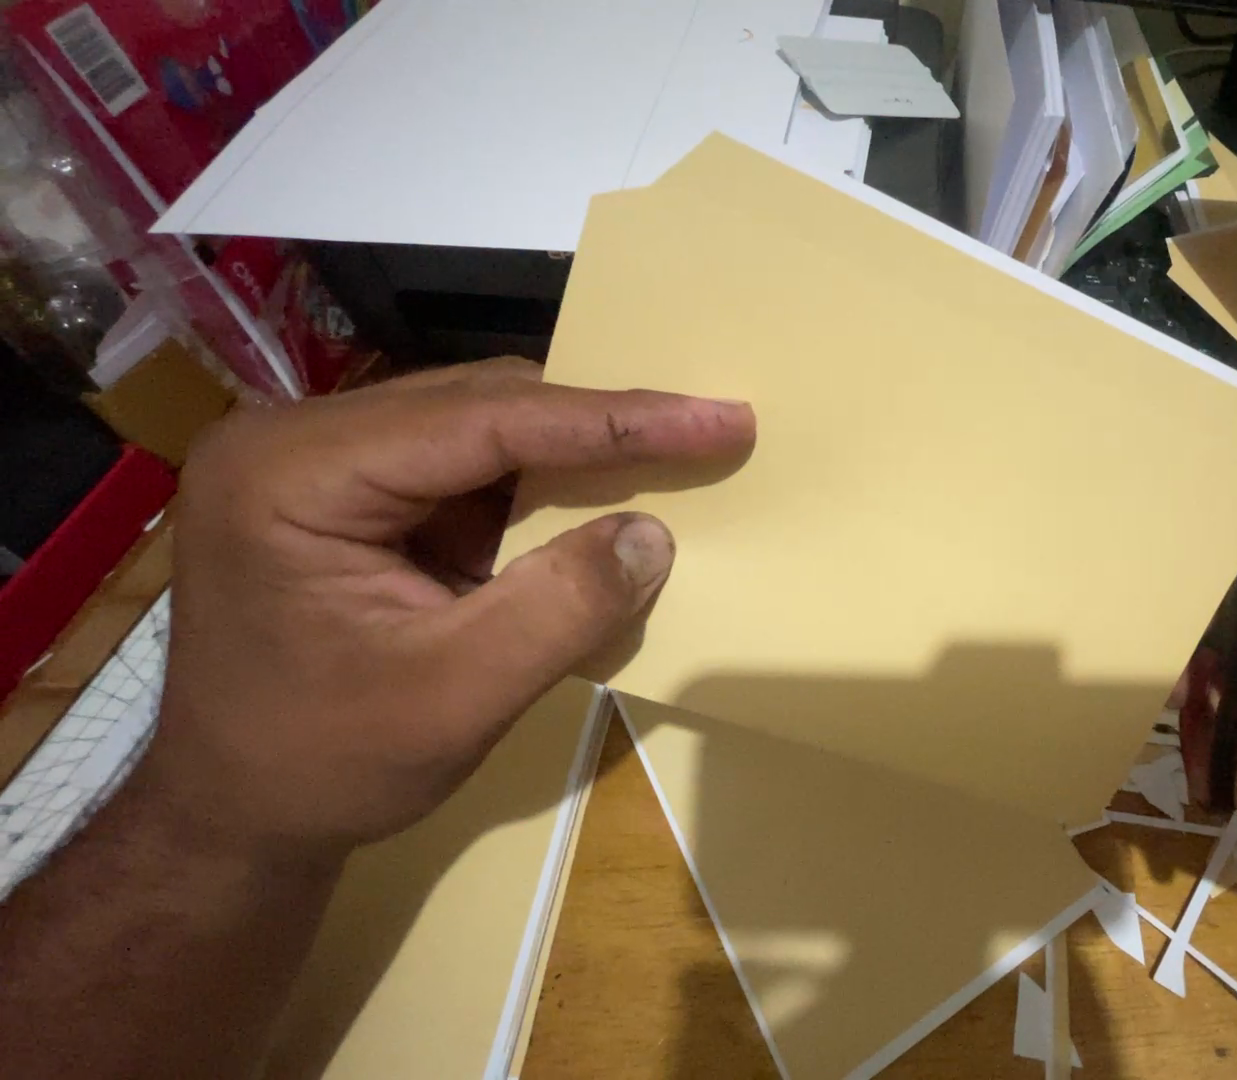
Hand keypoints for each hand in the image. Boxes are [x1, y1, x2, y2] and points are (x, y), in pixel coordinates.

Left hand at [146, 358, 754, 854]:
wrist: (240, 815)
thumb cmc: (328, 762)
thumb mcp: (458, 695)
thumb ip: (562, 608)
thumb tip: (655, 534)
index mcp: (298, 474)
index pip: (487, 420)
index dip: (616, 419)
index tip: (719, 420)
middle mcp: (308, 442)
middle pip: (491, 404)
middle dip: (609, 422)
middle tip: (712, 427)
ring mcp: (337, 465)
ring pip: (494, 426)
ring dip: (589, 448)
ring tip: (679, 450)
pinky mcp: (373, 497)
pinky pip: (486, 467)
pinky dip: (559, 483)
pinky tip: (610, 495)